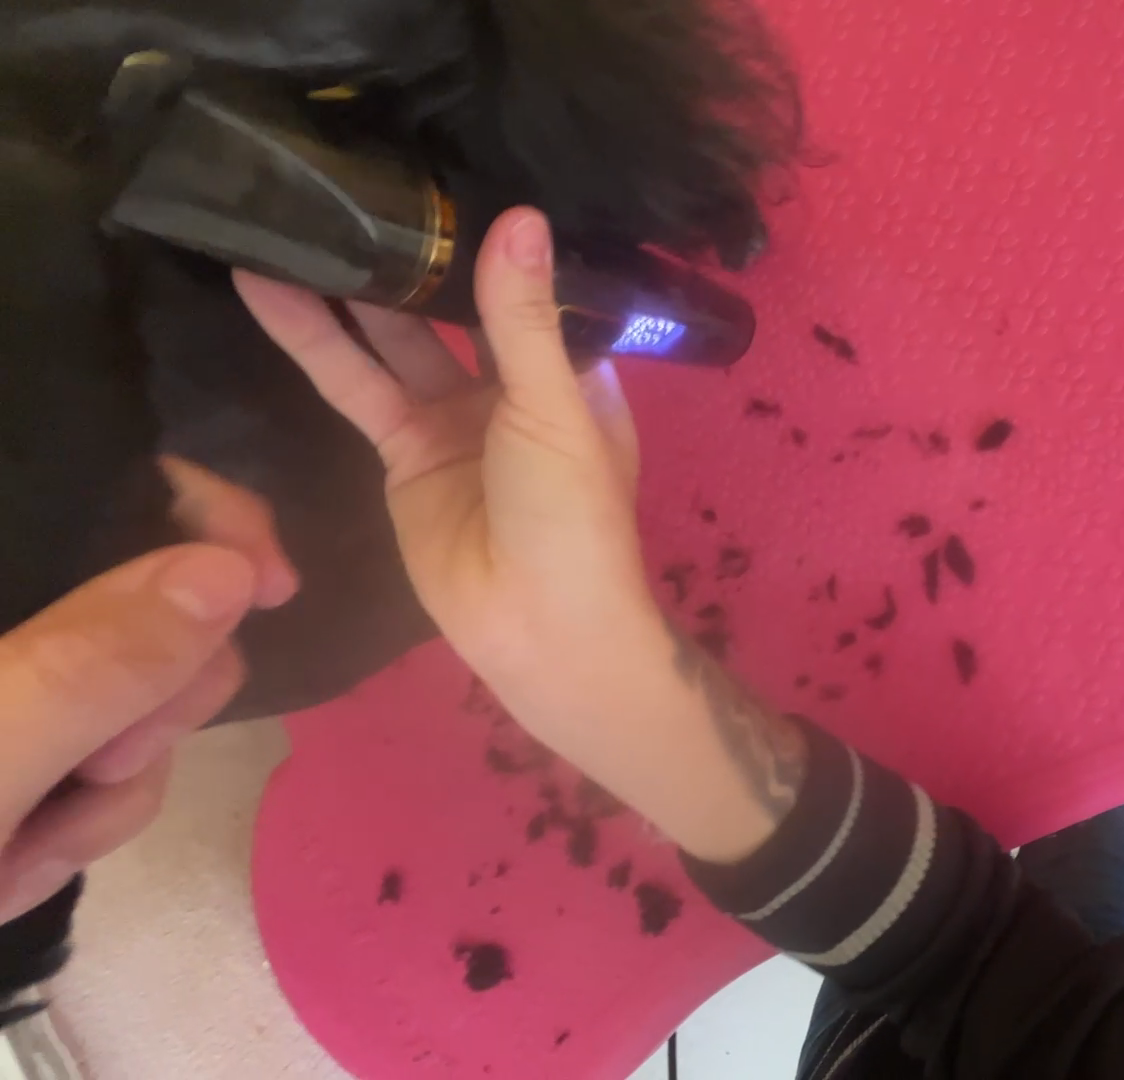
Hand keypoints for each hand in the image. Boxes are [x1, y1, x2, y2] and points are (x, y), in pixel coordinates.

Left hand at [0, 461, 294, 923]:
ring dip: (124, 776)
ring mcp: (0, 680)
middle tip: (118, 763)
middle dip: (163, 694)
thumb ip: (89, 668)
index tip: (272, 587)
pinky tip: (27, 857)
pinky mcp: (11, 737)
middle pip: (145, 601)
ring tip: (40, 845)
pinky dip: (92, 810)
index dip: (200, 520)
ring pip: (144, 683)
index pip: (89, 491)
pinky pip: (118, 742)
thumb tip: (232, 572)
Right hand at [239, 208, 803, 864]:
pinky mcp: (405, 453)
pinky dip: (317, 341)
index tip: (458, 184)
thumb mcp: (554, 406)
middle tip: (365, 187)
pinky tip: (271, 285)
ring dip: (357, 292)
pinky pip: (357, 386)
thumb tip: (523, 217)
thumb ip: (525, 319)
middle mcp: (518, 396)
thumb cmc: (571, 510)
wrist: (537, 617)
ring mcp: (458, 424)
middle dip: (421, 265)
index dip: (501, 254)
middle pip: (462, 317)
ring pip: (401, 343)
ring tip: (304, 218)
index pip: (537, 302)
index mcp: (576, 382)